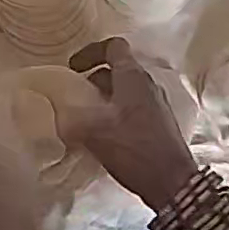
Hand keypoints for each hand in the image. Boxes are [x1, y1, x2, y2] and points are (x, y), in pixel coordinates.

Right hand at [59, 38, 198, 211]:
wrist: (172, 182)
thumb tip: (56, 113)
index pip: (113, 47)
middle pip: (118, 69)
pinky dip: (115, 111)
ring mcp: (156, 104)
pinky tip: (103, 134)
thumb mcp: (95, 132)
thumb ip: (72, 117)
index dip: (90, 51)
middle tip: (74, 96)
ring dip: (104, 97)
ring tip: (85, 116)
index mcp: (133, 78)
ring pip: (124, 90)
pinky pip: (133, 106)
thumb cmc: (134, 150)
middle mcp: (147, 85)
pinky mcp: (159, 122)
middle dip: (93, 79)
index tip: (73, 68)